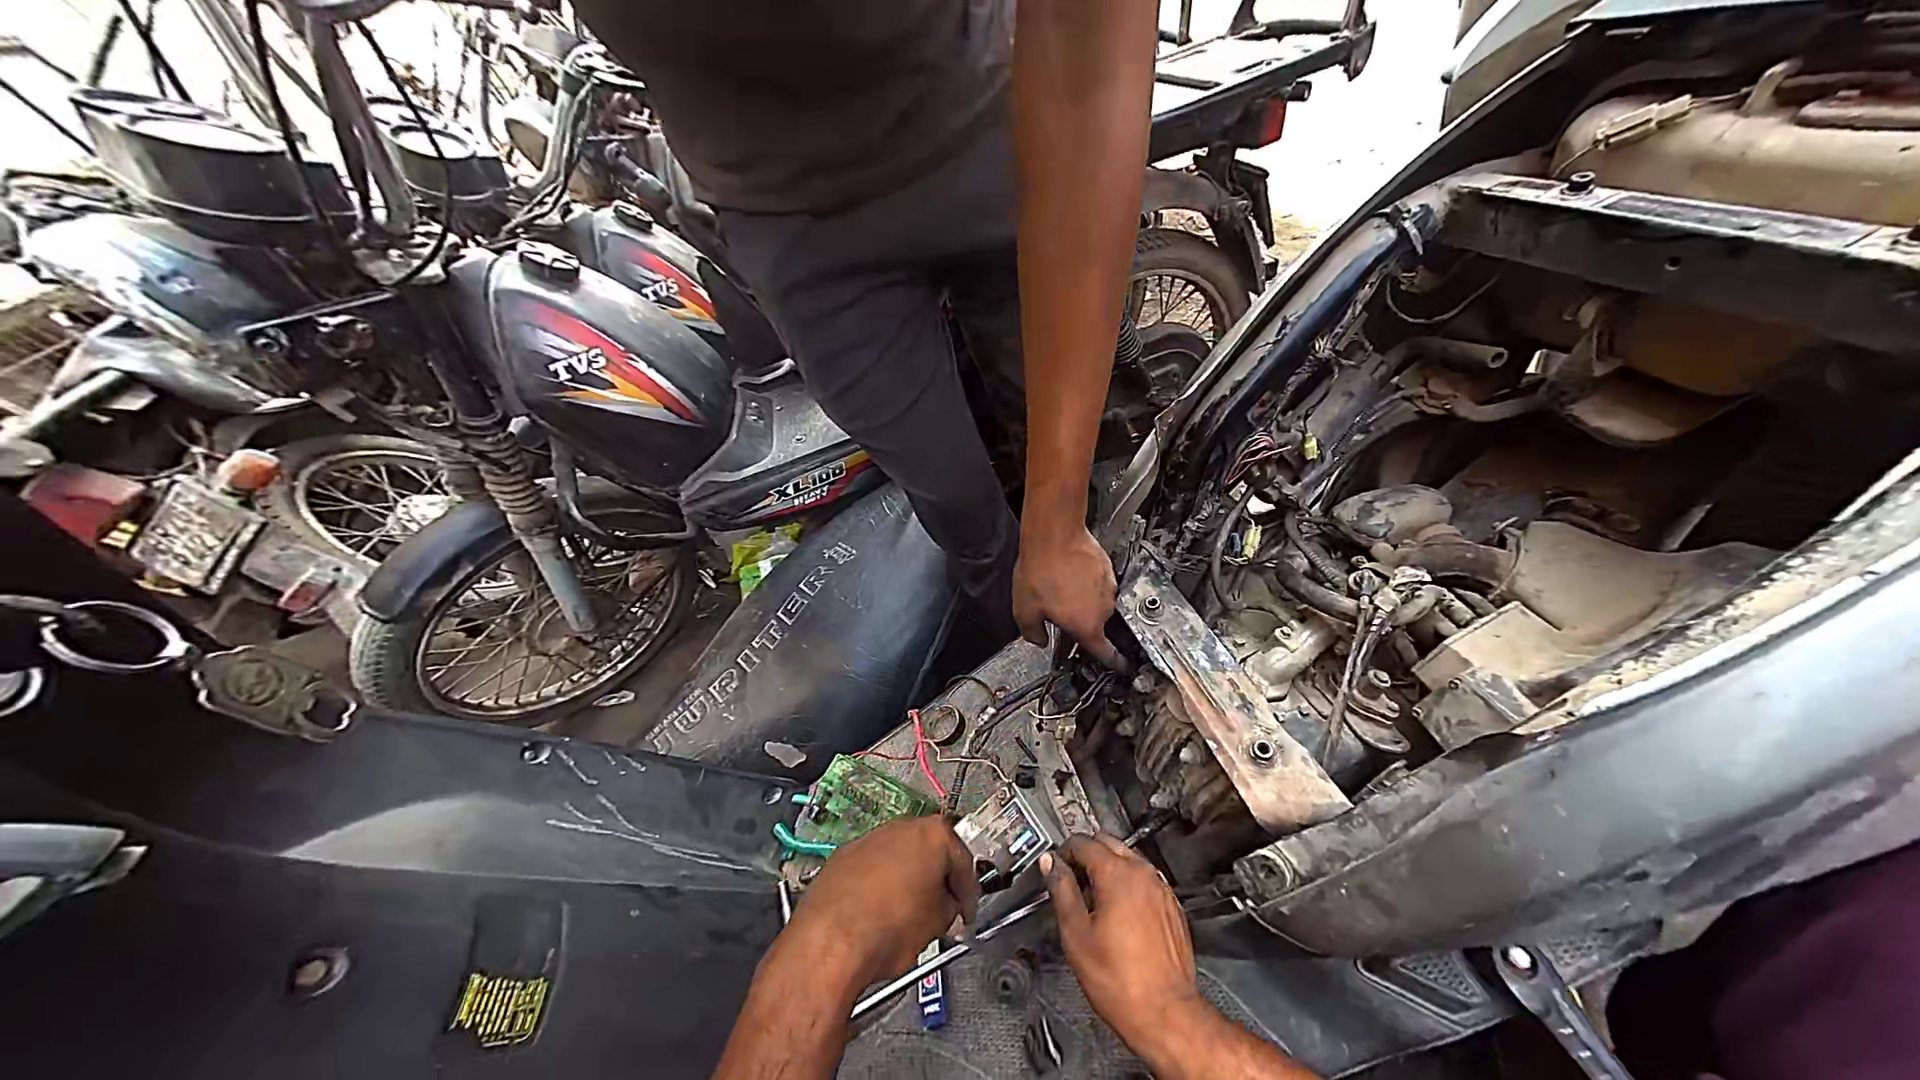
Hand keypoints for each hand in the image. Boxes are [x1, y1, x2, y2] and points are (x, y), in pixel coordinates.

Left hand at [782, 816, 979, 988]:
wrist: (830, 941)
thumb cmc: (883, 928)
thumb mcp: (937, 923)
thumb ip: (950, 907)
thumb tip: (945, 908)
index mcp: (933, 835)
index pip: (963, 862)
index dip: (969, 892)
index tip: (966, 908)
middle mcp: (901, 828)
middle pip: (930, 852)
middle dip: (937, 880)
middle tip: (943, 909)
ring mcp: (870, 839)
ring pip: (900, 857)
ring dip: (908, 881)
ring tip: (910, 916)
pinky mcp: (844, 856)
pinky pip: (873, 868)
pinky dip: (881, 886)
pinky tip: (882, 913)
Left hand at [1013, 523, 1120, 666]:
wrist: (1054, 536)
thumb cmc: (1042, 571)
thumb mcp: (1025, 611)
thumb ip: (1033, 634)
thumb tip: (1038, 639)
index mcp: (1087, 626)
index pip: (1107, 654)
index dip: (1115, 664)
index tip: (1121, 668)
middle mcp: (1103, 610)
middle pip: (1095, 626)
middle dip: (1079, 624)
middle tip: (1059, 614)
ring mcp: (1108, 588)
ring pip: (1096, 604)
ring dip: (1081, 602)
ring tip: (1059, 590)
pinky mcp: (1107, 570)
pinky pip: (1097, 585)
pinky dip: (1085, 584)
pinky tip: (1068, 576)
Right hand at [1041, 834, 1199, 1042]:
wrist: (1165, 1013)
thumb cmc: (1122, 982)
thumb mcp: (1076, 933)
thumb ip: (1061, 890)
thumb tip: (1052, 866)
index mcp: (1117, 874)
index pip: (1083, 842)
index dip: (1063, 852)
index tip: (1056, 865)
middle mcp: (1143, 874)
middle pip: (1107, 843)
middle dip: (1086, 854)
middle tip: (1070, 877)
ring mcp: (1161, 889)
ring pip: (1128, 859)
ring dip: (1107, 867)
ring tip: (1092, 898)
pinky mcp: (1171, 907)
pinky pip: (1144, 881)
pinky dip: (1128, 885)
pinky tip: (1117, 912)